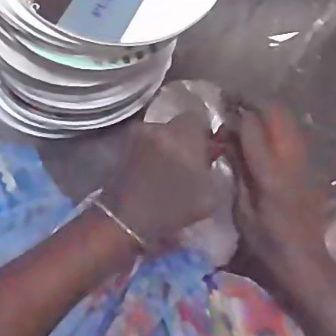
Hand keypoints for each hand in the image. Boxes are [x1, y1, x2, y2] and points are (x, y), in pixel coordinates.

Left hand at [104, 112, 216, 248]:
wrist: (125, 218)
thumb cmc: (170, 210)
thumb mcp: (208, 195)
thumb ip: (211, 166)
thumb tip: (210, 152)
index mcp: (183, 137)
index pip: (199, 117)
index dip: (204, 133)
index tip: (206, 149)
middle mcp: (159, 127)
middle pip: (179, 124)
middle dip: (186, 138)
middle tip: (189, 160)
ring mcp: (138, 132)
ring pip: (161, 131)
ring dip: (167, 143)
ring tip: (168, 167)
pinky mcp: (124, 141)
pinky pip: (146, 139)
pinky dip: (152, 149)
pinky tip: (152, 169)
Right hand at [232, 102, 335, 273]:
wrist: (306, 263)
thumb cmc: (266, 243)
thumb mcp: (242, 209)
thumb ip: (238, 171)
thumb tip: (228, 141)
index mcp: (270, 173)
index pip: (252, 128)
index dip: (236, 114)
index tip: (222, 106)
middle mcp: (291, 162)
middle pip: (278, 116)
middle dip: (256, 104)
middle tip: (235, 102)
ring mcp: (306, 165)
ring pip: (291, 124)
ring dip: (270, 114)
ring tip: (249, 113)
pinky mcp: (312, 171)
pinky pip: (296, 139)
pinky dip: (281, 129)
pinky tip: (268, 134)